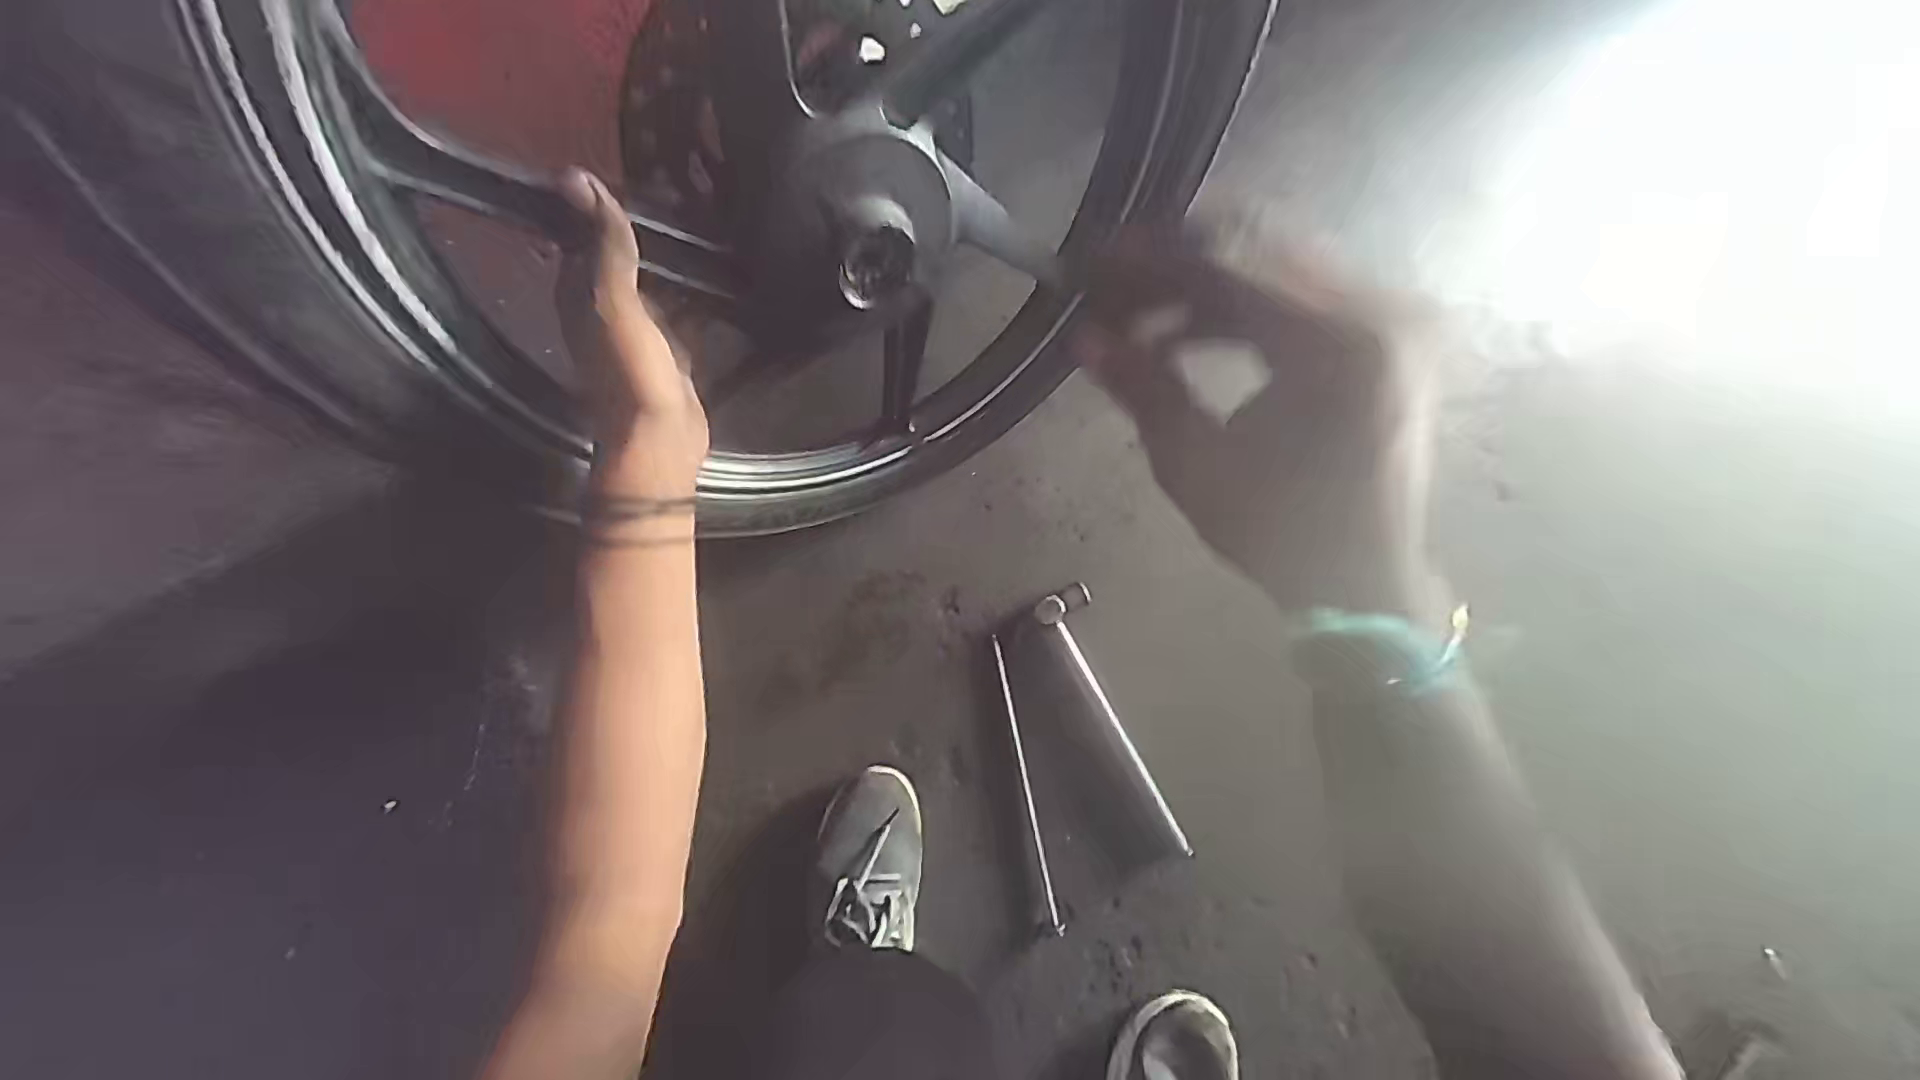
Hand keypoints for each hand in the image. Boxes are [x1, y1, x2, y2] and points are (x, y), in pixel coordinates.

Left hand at [555, 168, 708, 514]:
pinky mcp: (673, 351)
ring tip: (703, 226)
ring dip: (672, 258)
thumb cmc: (632, 373)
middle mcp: (605, 308)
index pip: (582, 232)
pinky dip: (695, 292)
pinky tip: (717, 277)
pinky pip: (681, 310)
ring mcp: (641, 331)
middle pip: (619, 255)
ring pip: (654, 281)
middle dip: (644, 227)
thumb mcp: (615, 304)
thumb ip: (604, 248)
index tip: (634, 169)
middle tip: (681, 193)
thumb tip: (578, 178)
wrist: (662, 438)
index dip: (601, 202)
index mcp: (579, 293)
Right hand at [1074, 235, 1443, 618]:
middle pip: (1257, 248)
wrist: (1357, 573)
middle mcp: (1380, 309)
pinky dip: (1233, 310)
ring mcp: (1386, 318)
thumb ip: (1142, 388)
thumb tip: (1083, 337)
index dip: (1155, 255)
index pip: (1234, 258)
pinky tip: (1179, 336)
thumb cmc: (1276, 530)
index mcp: (1340, 341)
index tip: (1095, 260)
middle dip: (1171, 265)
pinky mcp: (1377, 335)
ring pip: (1272, 267)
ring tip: (1132, 315)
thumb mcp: (1194, 462)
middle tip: (1107, 287)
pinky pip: (1292, 296)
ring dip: (1196, 287)